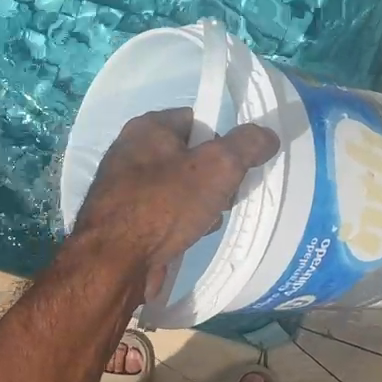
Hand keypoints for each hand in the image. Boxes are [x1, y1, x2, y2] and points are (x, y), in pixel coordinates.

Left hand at [73, 108, 278, 296]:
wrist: (114, 261)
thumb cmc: (164, 204)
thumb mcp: (218, 166)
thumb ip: (247, 144)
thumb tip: (267, 135)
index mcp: (147, 128)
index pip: (196, 119)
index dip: (221, 139)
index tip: (236, 165)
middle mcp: (131, 153)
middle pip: (190, 157)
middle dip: (214, 179)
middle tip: (225, 197)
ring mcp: (126, 190)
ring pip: (180, 190)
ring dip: (201, 206)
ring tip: (207, 221)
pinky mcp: (126, 223)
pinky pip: (166, 216)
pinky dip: (181, 226)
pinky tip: (189, 239)